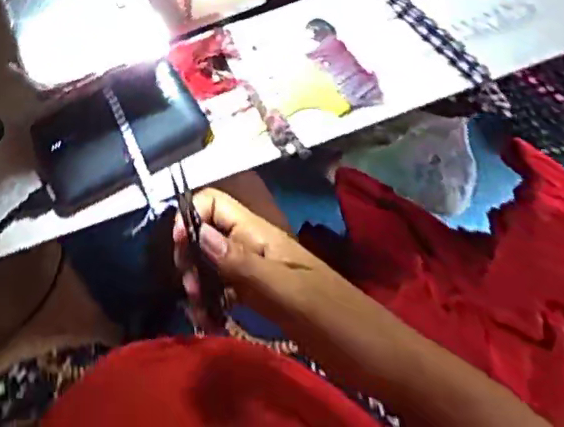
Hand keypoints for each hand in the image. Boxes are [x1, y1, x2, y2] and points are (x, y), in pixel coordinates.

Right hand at [172, 187, 359, 330]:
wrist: (384, 361)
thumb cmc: (338, 320)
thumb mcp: (290, 294)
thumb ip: (244, 264)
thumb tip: (198, 233)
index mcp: (262, 234)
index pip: (213, 203)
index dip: (190, 217)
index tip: (179, 250)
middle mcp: (256, 246)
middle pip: (207, 233)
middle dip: (190, 256)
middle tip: (190, 292)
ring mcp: (261, 273)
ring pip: (214, 264)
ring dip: (199, 284)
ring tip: (198, 315)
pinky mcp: (265, 299)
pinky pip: (227, 291)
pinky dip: (213, 304)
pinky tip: (210, 324)